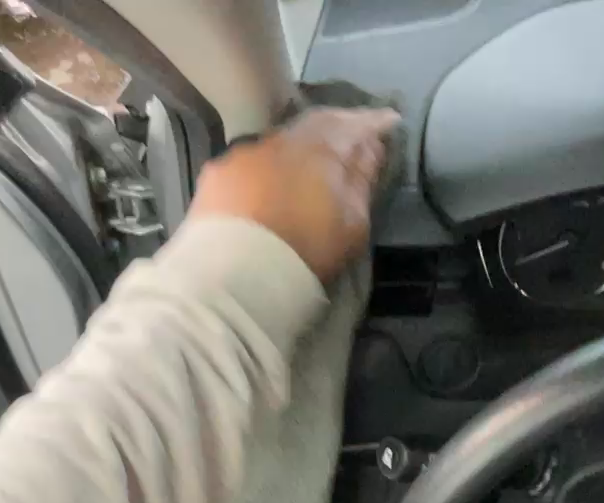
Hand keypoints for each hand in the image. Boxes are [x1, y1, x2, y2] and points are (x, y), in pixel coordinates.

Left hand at [185, 106, 399, 282]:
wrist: (235, 278)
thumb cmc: (305, 251)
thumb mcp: (351, 224)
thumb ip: (362, 180)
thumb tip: (371, 147)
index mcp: (319, 146)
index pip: (353, 124)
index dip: (372, 123)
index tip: (388, 123)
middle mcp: (278, 139)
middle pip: (312, 127)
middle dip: (333, 133)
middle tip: (347, 144)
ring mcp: (242, 155)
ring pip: (276, 146)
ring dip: (293, 156)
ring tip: (302, 174)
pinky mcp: (214, 177)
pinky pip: (246, 167)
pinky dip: (261, 174)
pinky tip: (263, 192)